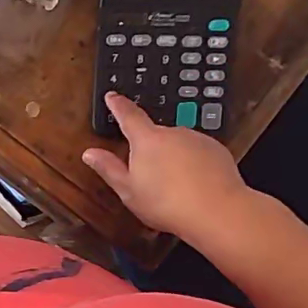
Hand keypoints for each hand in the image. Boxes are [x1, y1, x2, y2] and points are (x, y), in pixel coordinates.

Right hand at [82, 92, 256, 240]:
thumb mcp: (128, 190)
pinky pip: (199, 153)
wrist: (215, 210)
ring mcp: (196, 139)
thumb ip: (109, 168)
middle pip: (155, 135)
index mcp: (147, 140)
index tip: (113, 97)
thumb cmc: (168, 203)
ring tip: (175, 188)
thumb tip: (91, 154)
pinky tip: (194, 186)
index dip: (118, 105)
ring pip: (179, 145)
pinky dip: (194, 165)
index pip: (128, 115)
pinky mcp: (216, 150)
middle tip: (150, 177)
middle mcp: (172, 132)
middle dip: (151, 151)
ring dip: (174, 159)